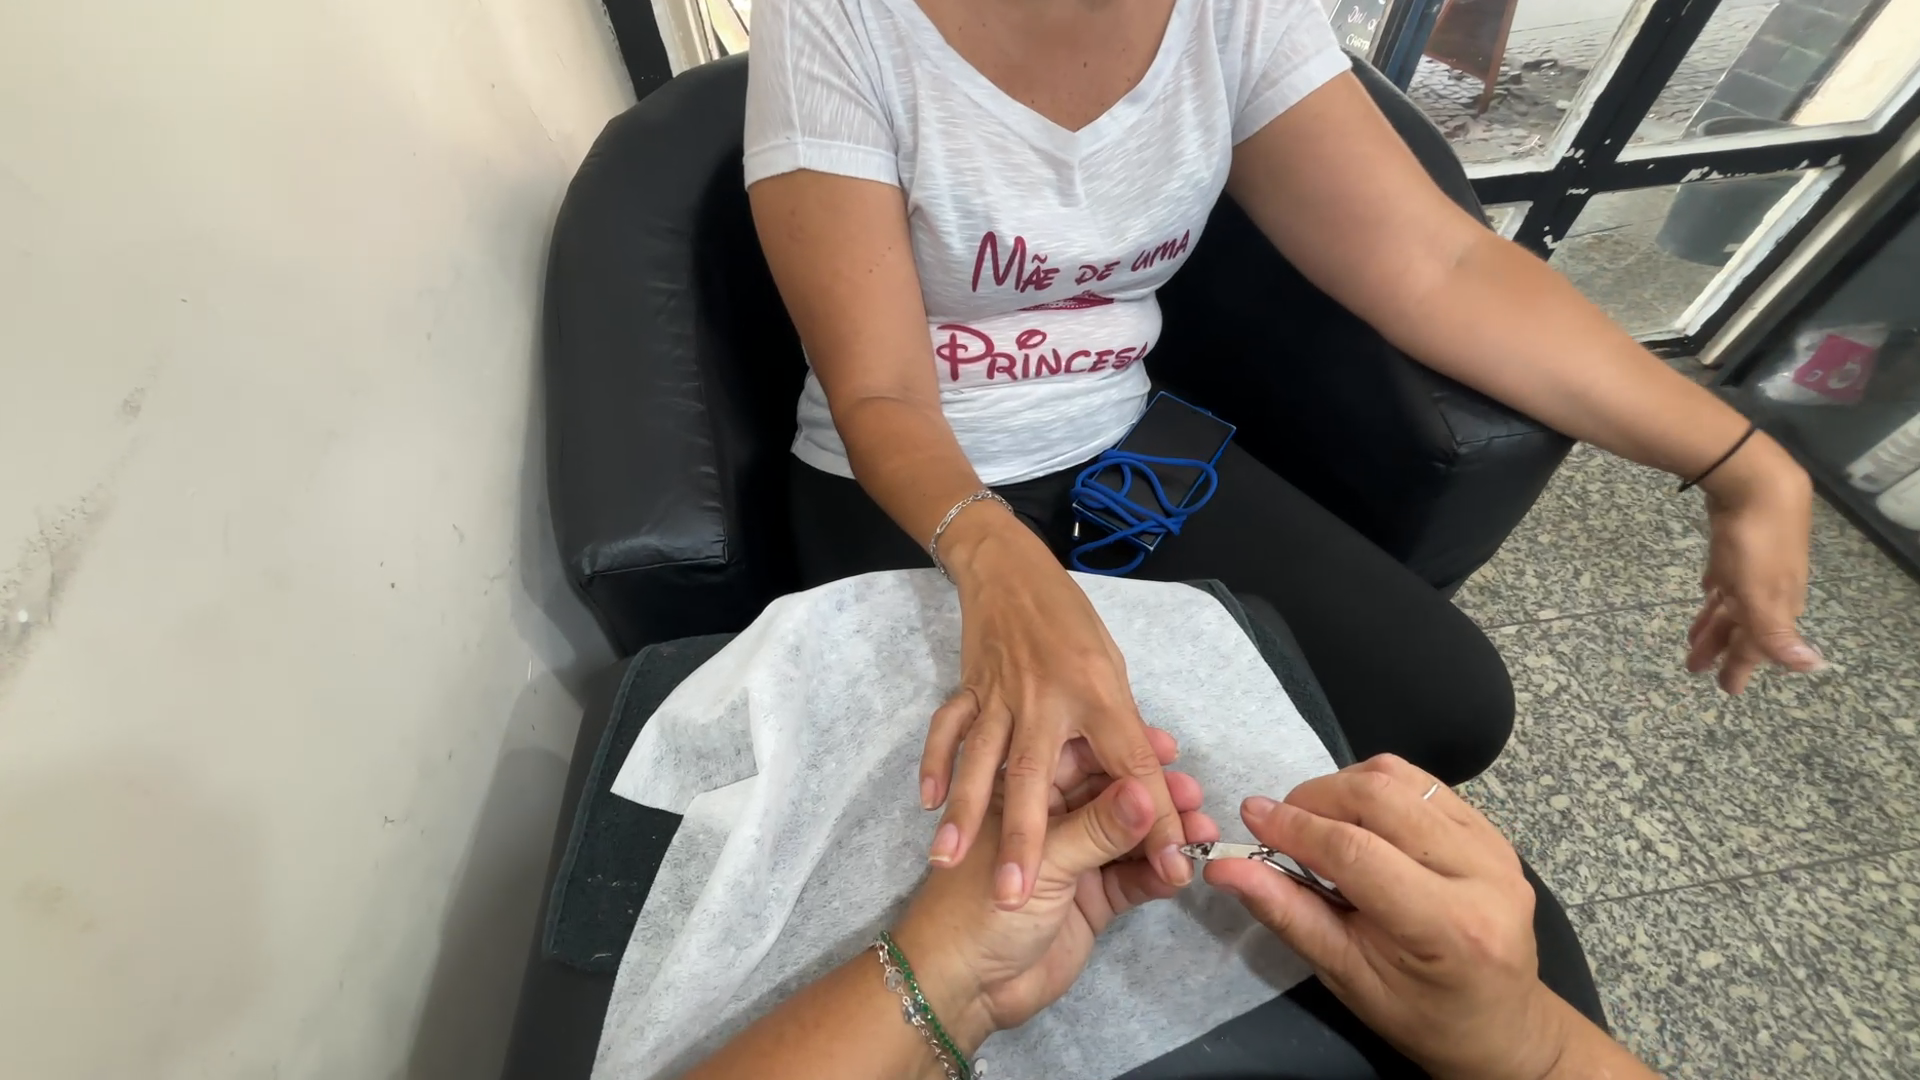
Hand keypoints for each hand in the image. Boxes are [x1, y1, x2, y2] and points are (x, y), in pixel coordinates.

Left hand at [892, 759, 1219, 1045]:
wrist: (960, 986)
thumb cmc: (978, 904)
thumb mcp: (1046, 858)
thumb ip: (1098, 827)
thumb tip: (1148, 791)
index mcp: (1025, 792)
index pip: (1082, 761)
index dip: (1123, 754)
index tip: (1167, 748)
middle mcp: (1052, 819)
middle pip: (1111, 798)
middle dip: (1153, 795)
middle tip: (1194, 791)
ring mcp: (1073, 860)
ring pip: (1125, 838)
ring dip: (1162, 835)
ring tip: (1203, 831)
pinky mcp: (1090, 900)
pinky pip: (1128, 880)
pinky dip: (1155, 875)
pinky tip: (1182, 872)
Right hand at [922, 510, 1189, 908]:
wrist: (1010, 569)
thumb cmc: (1071, 616)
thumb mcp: (1111, 663)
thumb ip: (1117, 721)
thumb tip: (1135, 776)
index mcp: (1096, 691)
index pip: (1129, 762)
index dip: (1156, 818)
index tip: (1172, 871)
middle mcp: (1046, 698)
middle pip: (1038, 774)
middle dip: (1028, 838)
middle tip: (1015, 896)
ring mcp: (1000, 693)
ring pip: (982, 758)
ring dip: (965, 810)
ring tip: (951, 860)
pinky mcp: (968, 686)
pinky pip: (948, 727)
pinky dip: (935, 760)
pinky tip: (928, 799)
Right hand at [1207, 755, 1568, 1079]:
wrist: (1503, 1025)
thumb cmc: (1419, 1012)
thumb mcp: (1344, 975)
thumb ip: (1285, 912)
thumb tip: (1223, 867)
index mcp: (1450, 926)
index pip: (1355, 851)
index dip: (1292, 827)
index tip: (1249, 818)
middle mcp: (1482, 874)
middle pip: (1376, 797)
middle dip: (1311, 799)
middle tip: (1281, 825)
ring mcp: (1491, 844)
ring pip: (1393, 776)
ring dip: (1338, 787)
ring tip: (1318, 823)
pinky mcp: (1487, 827)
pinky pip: (1413, 778)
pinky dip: (1368, 784)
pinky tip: (1356, 818)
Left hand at [1688, 436, 1823, 693]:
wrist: (1755, 486)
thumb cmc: (1754, 541)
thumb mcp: (1758, 590)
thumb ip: (1774, 629)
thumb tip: (1810, 667)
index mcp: (1773, 605)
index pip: (1757, 646)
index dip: (1741, 667)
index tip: (1725, 689)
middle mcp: (1768, 590)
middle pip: (1741, 628)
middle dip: (1720, 649)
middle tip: (1693, 668)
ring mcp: (1752, 568)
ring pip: (1730, 605)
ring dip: (1712, 624)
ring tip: (1691, 641)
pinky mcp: (1734, 549)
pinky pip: (1724, 579)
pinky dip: (1717, 592)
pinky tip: (1707, 595)